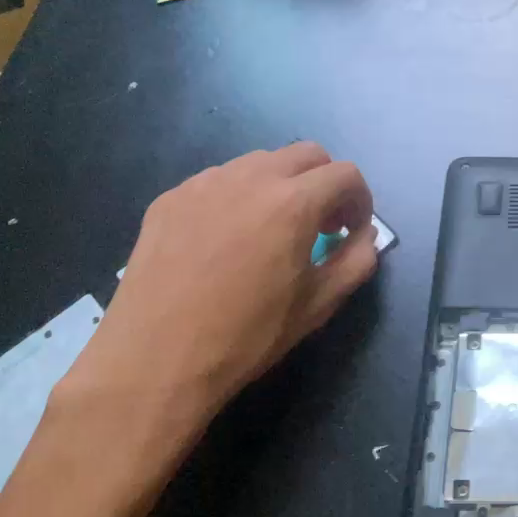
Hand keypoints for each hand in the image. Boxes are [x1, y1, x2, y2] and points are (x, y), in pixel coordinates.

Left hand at [60, 143, 377, 429]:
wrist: (154, 362)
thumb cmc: (245, 337)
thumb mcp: (318, 305)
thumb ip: (356, 260)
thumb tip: (363, 235)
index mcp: (293, 202)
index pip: (345, 174)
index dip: (360, 199)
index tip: (351, 230)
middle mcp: (251, 177)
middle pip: (306, 154)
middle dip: (324, 183)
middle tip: (319, 225)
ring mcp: (205, 183)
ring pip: (260, 162)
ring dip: (281, 185)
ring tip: (270, 231)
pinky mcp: (170, 198)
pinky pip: (218, 181)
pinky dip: (237, 198)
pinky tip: (224, 242)